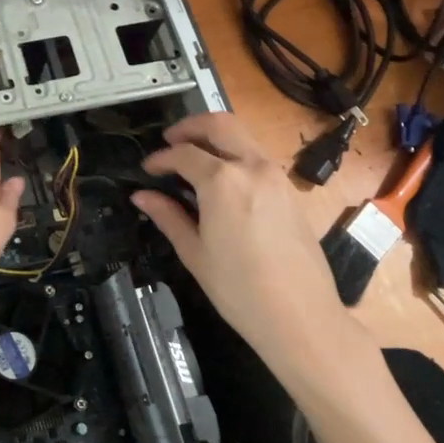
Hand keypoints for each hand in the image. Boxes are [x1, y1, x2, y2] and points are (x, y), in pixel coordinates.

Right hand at [130, 114, 346, 347]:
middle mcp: (253, 168)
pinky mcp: (292, 192)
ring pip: (243, 138)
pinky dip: (236, 157)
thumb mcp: (195, 253)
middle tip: (170, 140)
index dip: (160, 159)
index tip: (147, 170)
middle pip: (220, 125)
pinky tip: (223, 183)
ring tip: (195, 159)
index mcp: (223, 181)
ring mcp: (278, 177)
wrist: (301, 317)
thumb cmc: (239, 289)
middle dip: (191, 127)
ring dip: (216, 139)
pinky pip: (258, 159)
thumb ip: (168, 216)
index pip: (183, 154)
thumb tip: (142, 197)